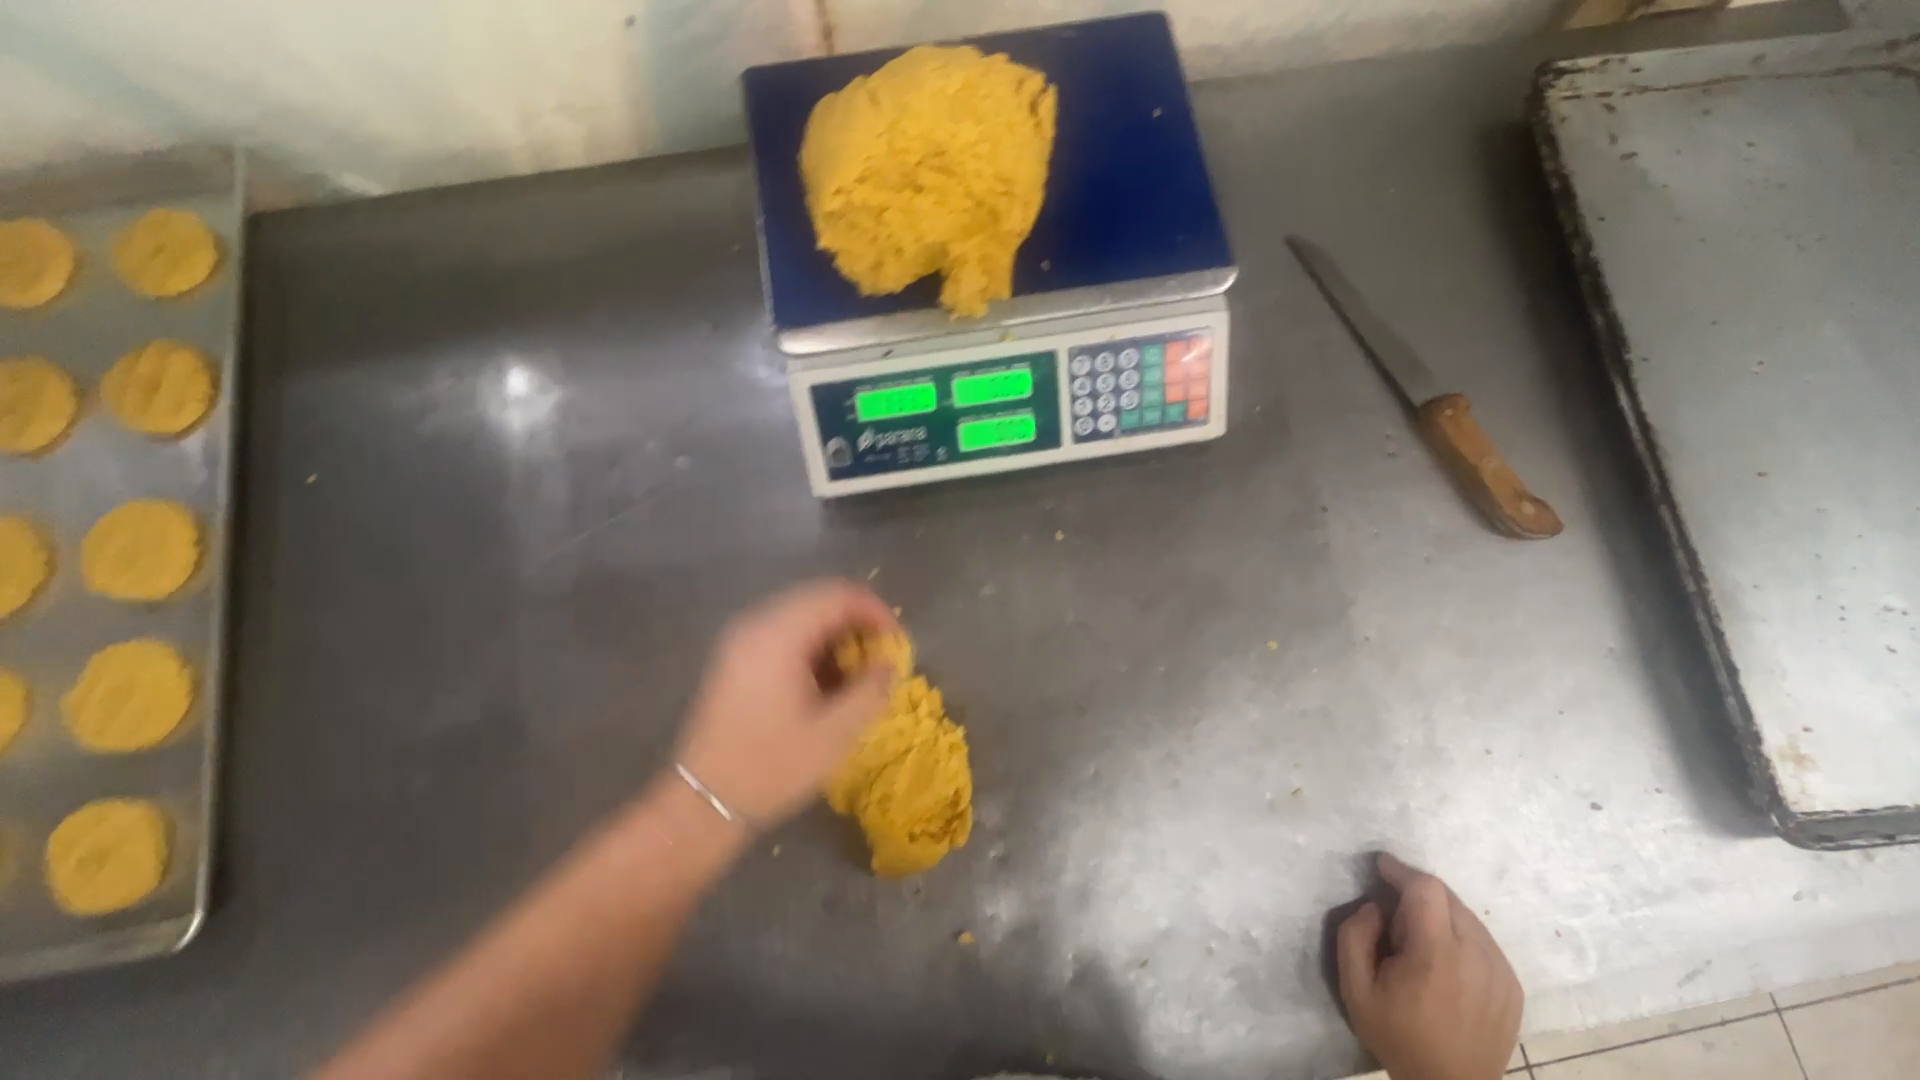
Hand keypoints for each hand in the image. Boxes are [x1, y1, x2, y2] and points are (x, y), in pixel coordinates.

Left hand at [674, 580, 899, 827]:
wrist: (702, 802)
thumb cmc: (770, 767)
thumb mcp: (833, 733)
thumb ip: (870, 690)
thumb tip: (889, 664)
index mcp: (777, 636)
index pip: (837, 596)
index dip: (875, 612)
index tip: (897, 645)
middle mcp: (755, 626)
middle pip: (819, 601)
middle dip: (857, 627)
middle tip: (880, 663)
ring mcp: (740, 642)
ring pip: (802, 619)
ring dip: (835, 640)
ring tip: (856, 679)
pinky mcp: (736, 661)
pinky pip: (784, 638)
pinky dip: (812, 652)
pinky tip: (825, 687)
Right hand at [1336, 853, 1522, 1079]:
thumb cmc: (1398, 1036)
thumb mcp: (1355, 988)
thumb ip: (1355, 936)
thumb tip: (1375, 907)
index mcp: (1437, 953)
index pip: (1426, 888)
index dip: (1401, 870)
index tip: (1380, 865)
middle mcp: (1477, 954)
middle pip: (1447, 897)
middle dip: (1416, 895)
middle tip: (1393, 920)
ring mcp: (1501, 970)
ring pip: (1467, 917)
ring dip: (1439, 916)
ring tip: (1419, 947)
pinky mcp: (1512, 984)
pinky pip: (1482, 941)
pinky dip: (1459, 937)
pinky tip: (1445, 965)